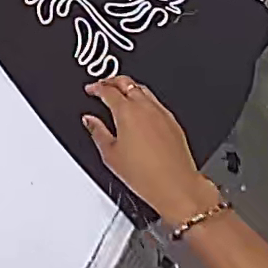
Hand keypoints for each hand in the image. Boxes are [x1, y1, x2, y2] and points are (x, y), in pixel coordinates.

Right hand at [82, 76, 220, 223]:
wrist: (176, 186)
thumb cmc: (146, 175)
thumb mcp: (110, 155)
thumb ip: (97, 132)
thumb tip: (90, 120)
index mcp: (126, 112)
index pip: (107, 90)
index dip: (96, 87)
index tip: (91, 89)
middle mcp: (145, 107)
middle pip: (126, 82)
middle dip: (111, 81)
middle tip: (103, 85)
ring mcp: (161, 113)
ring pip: (142, 89)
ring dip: (129, 87)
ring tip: (120, 93)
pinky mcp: (173, 121)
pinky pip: (156, 101)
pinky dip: (144, 99)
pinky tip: (140, 109)